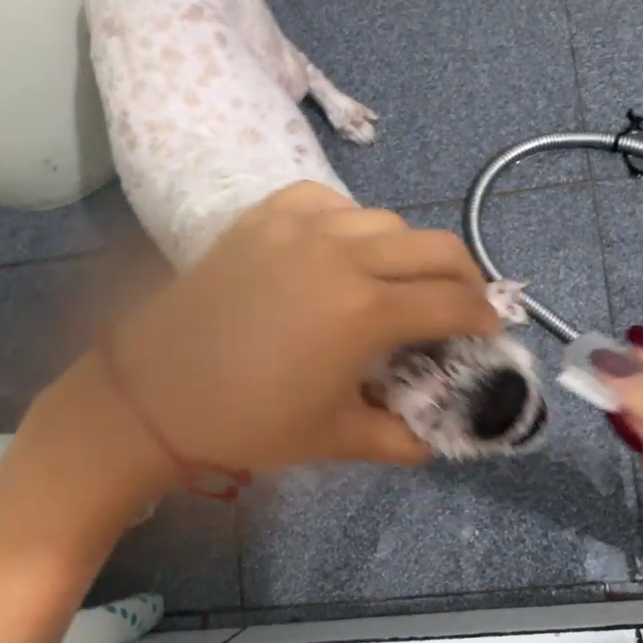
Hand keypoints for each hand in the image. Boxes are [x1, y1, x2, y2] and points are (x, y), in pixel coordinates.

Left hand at [105, 182, 499, 473]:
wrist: (152, 393)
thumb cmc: (246, 422)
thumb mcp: (333, 439)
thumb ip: (400, 438)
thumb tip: (436, 439)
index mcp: (366, 310)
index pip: (454, 303)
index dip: (484, 321)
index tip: (490, 337)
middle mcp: (343, 254)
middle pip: (436, 248)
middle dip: (464, 279)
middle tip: (460, 310)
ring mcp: (300, 227)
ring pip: (386, 221)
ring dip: (409, 252)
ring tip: (401, 283)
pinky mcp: (263, 217)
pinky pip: (328, 202)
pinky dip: (351, 224)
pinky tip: (342, 251)